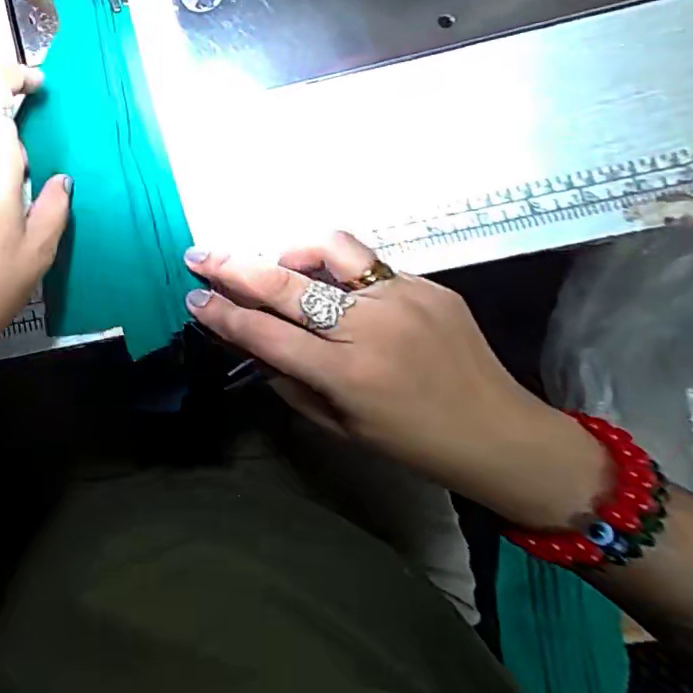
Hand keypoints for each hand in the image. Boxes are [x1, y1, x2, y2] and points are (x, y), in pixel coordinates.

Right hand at [184, 232, 607, 528]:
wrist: (499, 432)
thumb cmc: (413, 443)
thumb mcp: (342, 426)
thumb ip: (291, 382)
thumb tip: (253, 343)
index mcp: (345, 375)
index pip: (265, 333)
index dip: (222, 313)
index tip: (194, 297)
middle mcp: (370, 327)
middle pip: (285, 284)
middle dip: (233, 267)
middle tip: (201, 254)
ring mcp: (403, 297)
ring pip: (330, 249)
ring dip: (293, 251)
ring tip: (281, 262)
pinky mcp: (429, 284)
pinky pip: (370, 265)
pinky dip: (342, 273)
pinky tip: (342, 291)